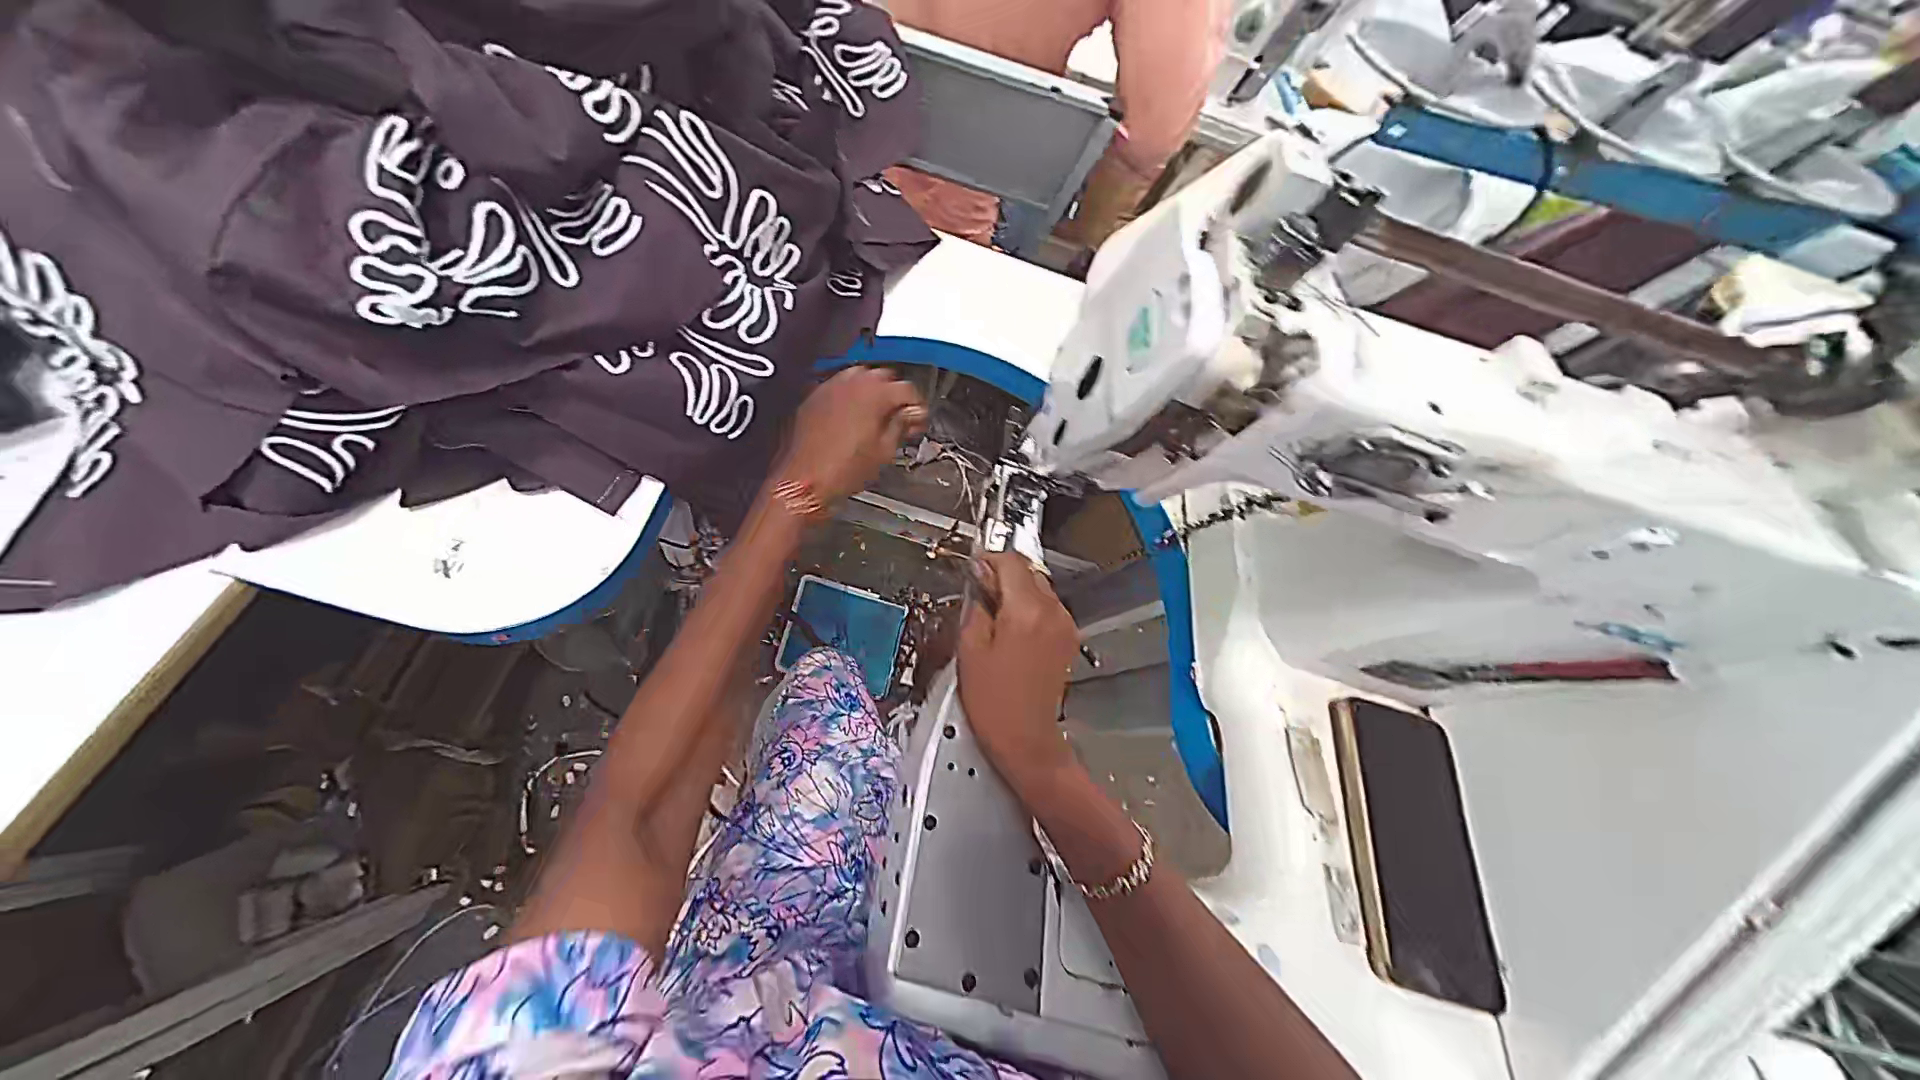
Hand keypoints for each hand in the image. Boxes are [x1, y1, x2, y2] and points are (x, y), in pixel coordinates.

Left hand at [774, 366, 925, 506]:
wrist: (805, 480)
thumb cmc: (841, 470)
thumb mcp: (884, 451)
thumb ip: (901, 426)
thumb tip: (908, 416)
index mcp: (876, 394)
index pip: (907, 389)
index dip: (917, 407)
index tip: (917, 420)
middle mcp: (852, 382)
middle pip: (884, 378)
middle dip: (895, 396)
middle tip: (900, 418)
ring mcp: (831, 386)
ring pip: (860, 377)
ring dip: (872, 392)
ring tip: (876, 416)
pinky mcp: (815, 396)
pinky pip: (839, 387)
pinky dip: (850, 397)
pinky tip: (853, 417)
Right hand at [957, 551, 1080, 795]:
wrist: (1025, 738)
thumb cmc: (994, 702)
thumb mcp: (969, 649)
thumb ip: (976, 606)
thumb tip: (979, 581)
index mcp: (1027, 611)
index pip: (1012, 562)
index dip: (990, 559)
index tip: (975, 567)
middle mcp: (1053, 612)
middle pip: (1029, 572)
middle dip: (1003, 576)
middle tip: (979, 594)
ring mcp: (1064, 625)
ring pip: (1039, 589)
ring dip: (1017, 593)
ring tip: (993, 618)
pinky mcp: (1068, 639)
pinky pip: (1047, 610)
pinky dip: (1029, 610)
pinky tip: (1010, 632)